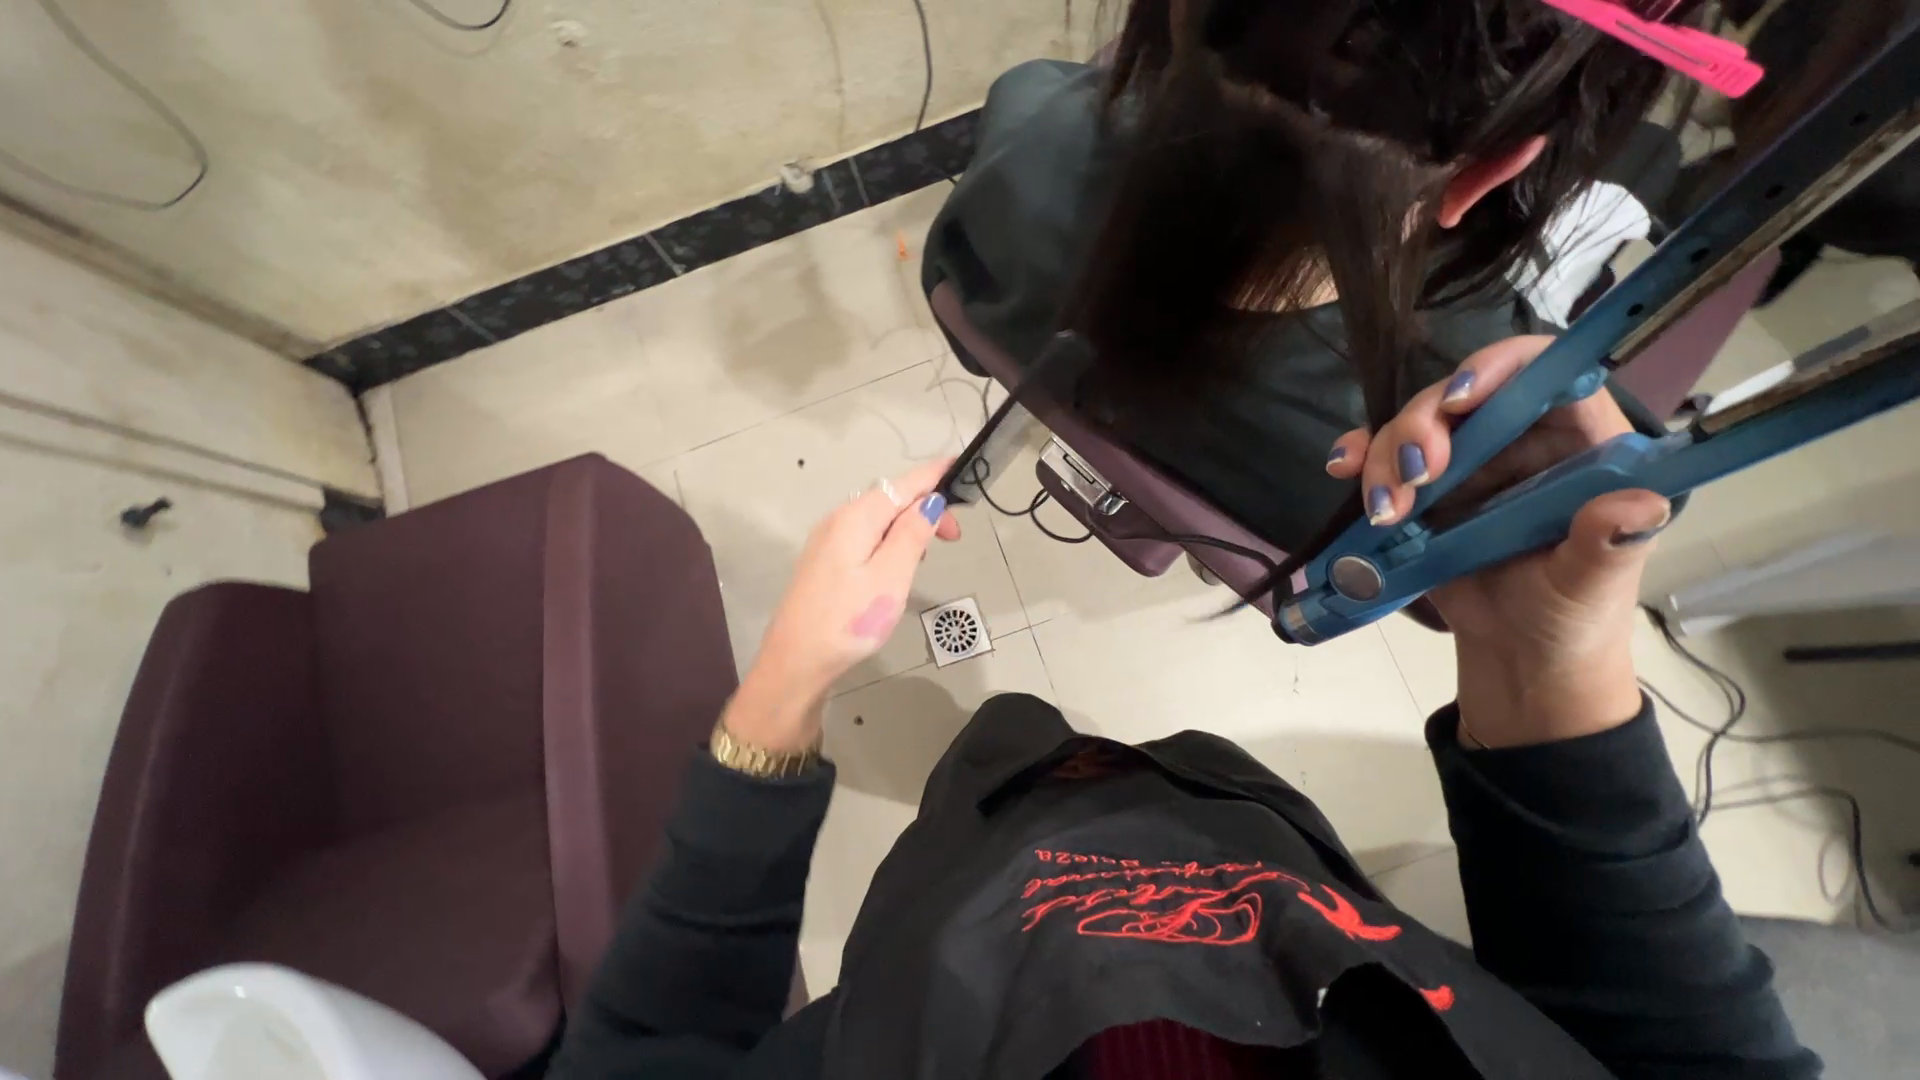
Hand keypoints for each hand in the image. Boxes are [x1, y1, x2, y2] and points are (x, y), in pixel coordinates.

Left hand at [723, 460, 961, 751]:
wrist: (796, 662)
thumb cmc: (848, 621)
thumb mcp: (890, 577)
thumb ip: (911, 535)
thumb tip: (930, 501)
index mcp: (856, 518)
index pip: (903, 484)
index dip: (934, 474)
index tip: (963, 467)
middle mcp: (838, 520)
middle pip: (890, 498)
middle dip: (925, 506)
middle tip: (954, 537)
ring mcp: (828, 541)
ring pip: (877, 518)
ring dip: (908, 525)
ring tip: (929, 551)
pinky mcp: (825, 562)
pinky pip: (865, 536)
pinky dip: (889, 539)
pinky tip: (898, 563)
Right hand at [1327, 336, 1669, 746]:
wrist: (1517, 650)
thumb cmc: (1571, 614)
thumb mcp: (1593, 582)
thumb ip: (1607, 543)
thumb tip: (1634, 506)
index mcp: (1576, 444)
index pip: (1544, 375)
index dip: (1500, 369)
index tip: (1460, 400)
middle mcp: (1516, 441)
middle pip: (1459, 397)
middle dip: (1422, 426)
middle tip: (1415, 475)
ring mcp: (1462, 465)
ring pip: (1410, 428)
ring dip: (1384, 457)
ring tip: (1385, 511)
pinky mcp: (1418, 490)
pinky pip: (1379, 457)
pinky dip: (1355, 457)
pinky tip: (1340, 469)